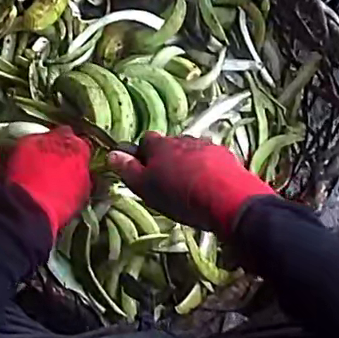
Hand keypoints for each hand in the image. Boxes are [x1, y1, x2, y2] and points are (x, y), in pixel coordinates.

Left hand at [1, 126, 92, 240]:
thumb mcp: (82, 192)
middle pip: (64, 135)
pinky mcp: (24, 143)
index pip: (82, 145)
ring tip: (39, 165)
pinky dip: (27, 152)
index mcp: (81, 151)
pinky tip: (26, 166)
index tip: (73, 163)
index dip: (77, 154)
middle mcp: (63, 139)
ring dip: (43, 148)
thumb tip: (81, 173)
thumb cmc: (59, 205)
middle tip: (55, 160)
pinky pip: (28, 143)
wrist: (32, 207)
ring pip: (45, 137)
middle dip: (60, 145)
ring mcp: (42, 139)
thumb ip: (83, 175)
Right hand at [109, 133, 274, 234]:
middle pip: (170, 144)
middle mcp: (181, 138)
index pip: (145, 141)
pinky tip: (209, 186)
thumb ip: (128, 170)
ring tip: (190, 185)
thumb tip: (111, 154)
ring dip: (188, 163)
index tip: (144, 170)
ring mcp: (206, 145)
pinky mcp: (226, 156)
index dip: (143, 154)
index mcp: (159, 145)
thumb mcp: (146, 187)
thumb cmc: (179, 194)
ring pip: (191, 151)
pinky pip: (211, 159)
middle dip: (168, 158)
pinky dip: (207, 169)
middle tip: (167, 180)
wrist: (227, 199)